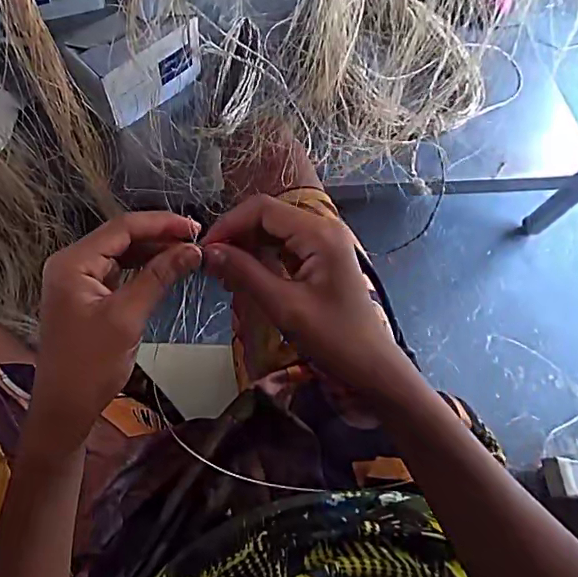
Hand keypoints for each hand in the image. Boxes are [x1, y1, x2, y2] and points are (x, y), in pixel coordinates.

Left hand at [29, 212, 201, 458]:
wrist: (64, 408)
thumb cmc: (90, 365)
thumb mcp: (127, 317)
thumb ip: (158, 277)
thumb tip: (192, 250)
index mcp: (72, 262)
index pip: (121, 227)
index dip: (160, 223)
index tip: (194, 227)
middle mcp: (71, 263)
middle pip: (120, 237)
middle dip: (158, 236)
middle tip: (196, 240)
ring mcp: (77, 279)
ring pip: (121, 254)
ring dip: (152, 252)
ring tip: (187, 252)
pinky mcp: (86, 295)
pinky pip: (117, 272)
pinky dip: (142, 270)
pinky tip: (166, 269)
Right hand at [202, 194, 425, 406]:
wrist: (372, 367)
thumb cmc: (334, 338)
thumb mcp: (284, 306)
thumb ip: (245, 273)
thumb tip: (210, 252)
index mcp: (319, 233)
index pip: (263, 209)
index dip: (229, 224)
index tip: (205, 249)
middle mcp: (323, 228)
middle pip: (267, 216)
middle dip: (236, 235)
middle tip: (211, 263)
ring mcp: (324, 242)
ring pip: (272, 231)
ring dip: (246, 247)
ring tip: (224, 273)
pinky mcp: (321, 258)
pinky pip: (283, 246)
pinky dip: (260, 257)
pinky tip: (244, 276)